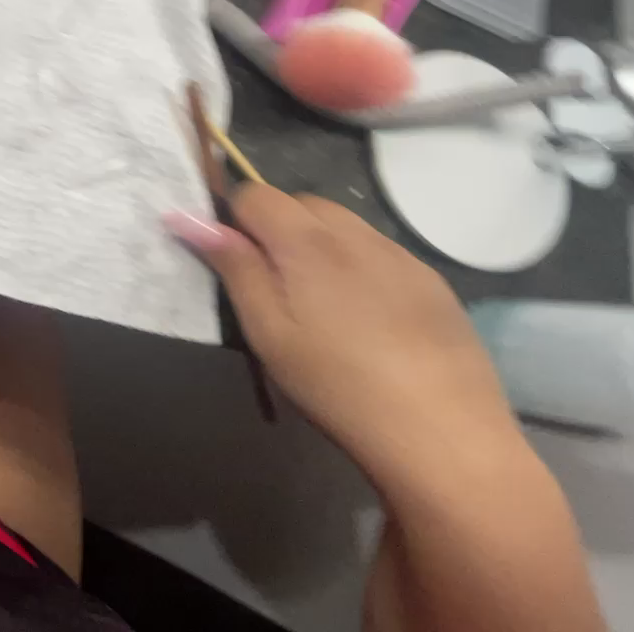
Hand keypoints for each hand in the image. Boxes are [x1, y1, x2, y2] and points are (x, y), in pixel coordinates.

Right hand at [166, 186, 521, 485]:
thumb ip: (232, 265)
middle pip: (301, 202)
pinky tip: (363, 315)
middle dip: (276, 227)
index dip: (234, 219)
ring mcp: (403, 258)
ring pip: (343, 224)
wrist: (445, 438)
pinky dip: (356, 263)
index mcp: (309, 243)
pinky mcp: (434, 284)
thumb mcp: (266, 329)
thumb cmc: (335, 383)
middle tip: (271, 284)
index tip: (233, 262)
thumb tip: (187, 218)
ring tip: (317, 300)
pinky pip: (379, 251)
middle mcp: (358, 236)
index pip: (255, 194)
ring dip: (316, 242)